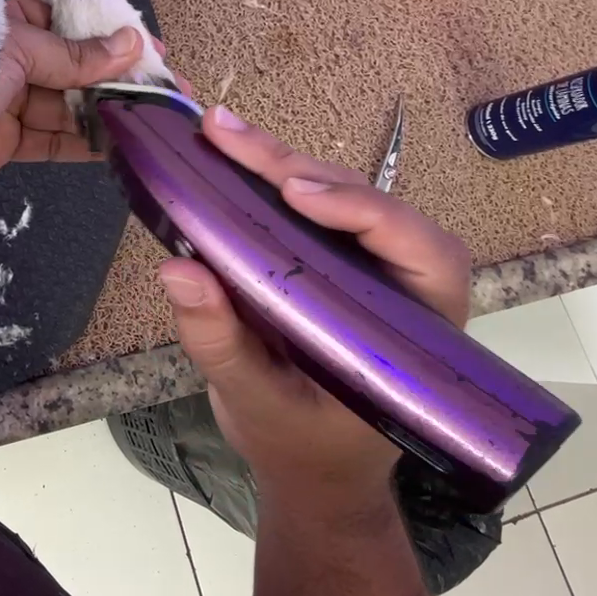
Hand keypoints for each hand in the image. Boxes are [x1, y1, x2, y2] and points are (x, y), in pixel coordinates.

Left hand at [0, 0, 175, 203]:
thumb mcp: (14, 54)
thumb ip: (72, 55)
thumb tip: (131, 44)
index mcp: (0, 23)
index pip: (61, 20)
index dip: (105, 32)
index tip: (147, 44)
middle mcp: (4, 59)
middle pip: (70, 64)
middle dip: (116, 77)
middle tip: (166, 89)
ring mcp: (4, 101)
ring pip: (66, 103)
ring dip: (108, 112)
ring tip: (157, 119)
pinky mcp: (3, 141)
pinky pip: (52, 139)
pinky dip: (85, 143)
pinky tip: (123, 145)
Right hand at [158, 106, 470, 497]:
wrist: (307, 464)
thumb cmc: (300, 445)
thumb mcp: (257, 403)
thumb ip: (221, 343)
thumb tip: (176, 270)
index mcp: (410, 329)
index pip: (420, 253)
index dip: (364, 212)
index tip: (295, 194)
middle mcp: (391, 285)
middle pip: (361, 204)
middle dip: (292, 164)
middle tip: (224, 131)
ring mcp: (351, 267)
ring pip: (328, 194)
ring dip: (273, 160)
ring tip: (217, 132)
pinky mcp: (311, 258)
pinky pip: (294, 209)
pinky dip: (257, 179)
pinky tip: (220, 155)